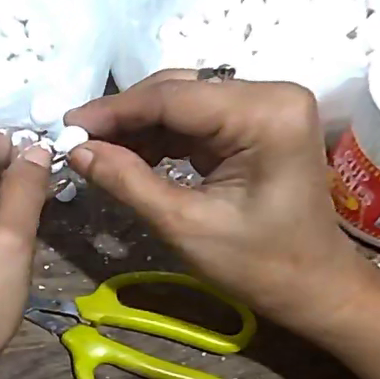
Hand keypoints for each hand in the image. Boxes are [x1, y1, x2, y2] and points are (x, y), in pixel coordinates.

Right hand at [65, 71, 379, 338]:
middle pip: (176, 91)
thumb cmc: (259, 265)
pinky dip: (158, 137)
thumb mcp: (184, 225)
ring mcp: (264, 107)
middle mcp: (269, 95)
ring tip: (95, 152)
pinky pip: (193, 120)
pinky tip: (128, 156)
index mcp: (265, 114)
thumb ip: (128, 181)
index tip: (66, 129)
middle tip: (75, 142)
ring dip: (136, 127)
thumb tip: (76, 151)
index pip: (173, 98)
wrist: (313, 287)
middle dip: (123, 117)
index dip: (114, 111)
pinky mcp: (254, 124)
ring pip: (180, 103)